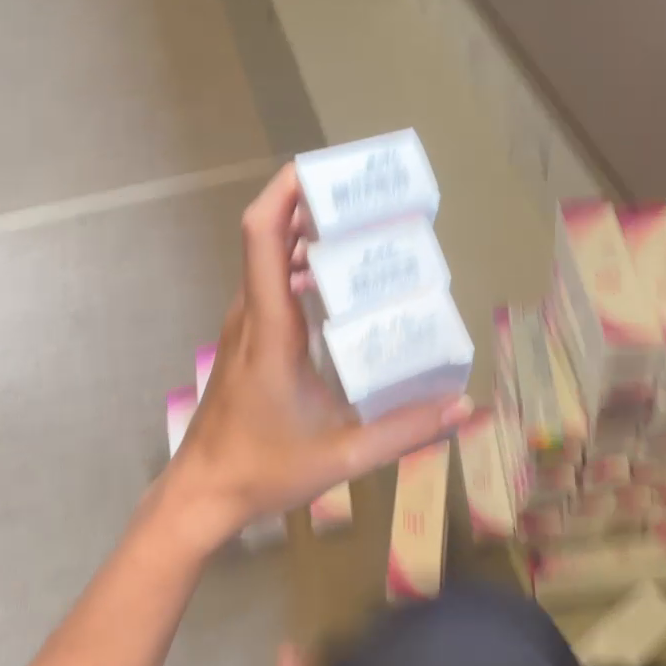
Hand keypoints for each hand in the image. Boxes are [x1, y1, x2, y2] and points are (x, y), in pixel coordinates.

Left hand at [162, 164, 471, 545]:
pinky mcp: (245, 344)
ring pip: (267, 262)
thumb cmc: (265, 470)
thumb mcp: (344, 455)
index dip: (288, 192)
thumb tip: (462, 407)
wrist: (203, 494)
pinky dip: (299, 271)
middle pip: (268, 236)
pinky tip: (336, 290)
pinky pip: (269, 288)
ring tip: (360, 235)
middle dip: (312, 207)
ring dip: (306, 238)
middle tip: (367, 204)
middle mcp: (250, 316)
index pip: (264, 236)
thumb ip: (406, 430)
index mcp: (270, 329)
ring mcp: (243, 329)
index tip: (328, 172)